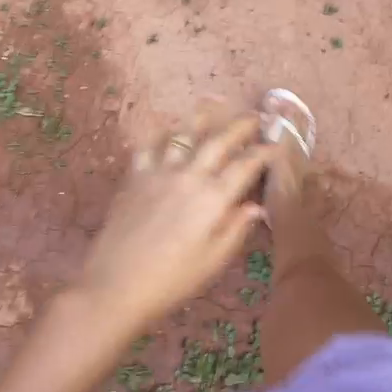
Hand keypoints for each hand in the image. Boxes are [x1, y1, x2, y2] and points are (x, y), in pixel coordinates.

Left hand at [76, 115, 275, 330]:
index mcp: (213, 199)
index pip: (246, 165)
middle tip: (254, 116)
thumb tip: (255, 206)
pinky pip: (150, 145)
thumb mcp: (213, 262)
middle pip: (219, 140)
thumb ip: (235, 229)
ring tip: (215, 105)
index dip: (263, 152)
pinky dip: (162, 133)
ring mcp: (159, 172)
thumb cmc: (171, 281)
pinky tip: (168, 129)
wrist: (115, 287)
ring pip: (185, 134)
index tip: (275, 143)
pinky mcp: (135, 176)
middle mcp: (190, 176)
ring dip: (203, 117)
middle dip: (240, 125)